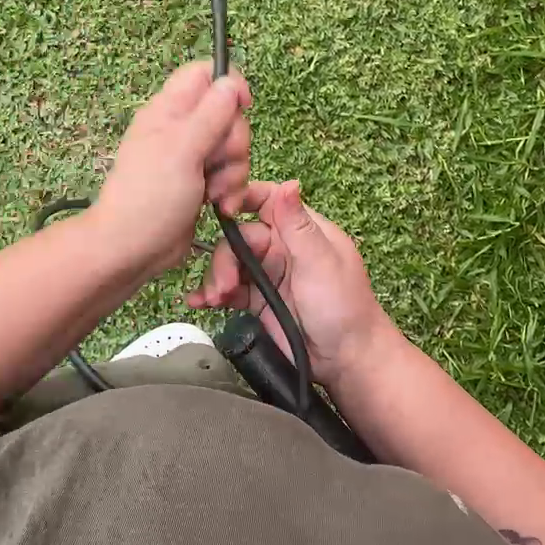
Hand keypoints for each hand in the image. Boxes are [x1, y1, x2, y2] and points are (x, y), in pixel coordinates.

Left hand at [92, 62, 252, 275]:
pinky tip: (221, 206)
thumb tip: (230, 81)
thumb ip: (210, 115)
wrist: (131, 248)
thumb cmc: (150, 196)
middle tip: (216, 164)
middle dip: (233, 143)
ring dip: (233, 172)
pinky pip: (228, 174)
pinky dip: (230, 190)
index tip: (241, 109)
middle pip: (228, 114)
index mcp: (169, 110)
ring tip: (215, 194)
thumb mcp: (182, 150)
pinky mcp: (200, 182)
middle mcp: (181, 129)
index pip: (204, 75)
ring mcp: (190, 157)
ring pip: (232, 147)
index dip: (228, 85)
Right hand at [184, 180, 399, 387]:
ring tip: (213, 299)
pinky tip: (199, 302)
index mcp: (301, 231)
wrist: (345, 361)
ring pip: (230, 264)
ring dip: (216, 278)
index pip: (266, 201)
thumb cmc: (342, 306)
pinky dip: (212, 294)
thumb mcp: (321, 262)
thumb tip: (289, 183)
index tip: (218, 210)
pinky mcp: (257, 301)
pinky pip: (229, 290)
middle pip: (240, 238)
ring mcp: (268, 275)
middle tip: (222, 285)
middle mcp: (282, 249)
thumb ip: (298, 225)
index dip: (240, 200)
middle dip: (225, 258)